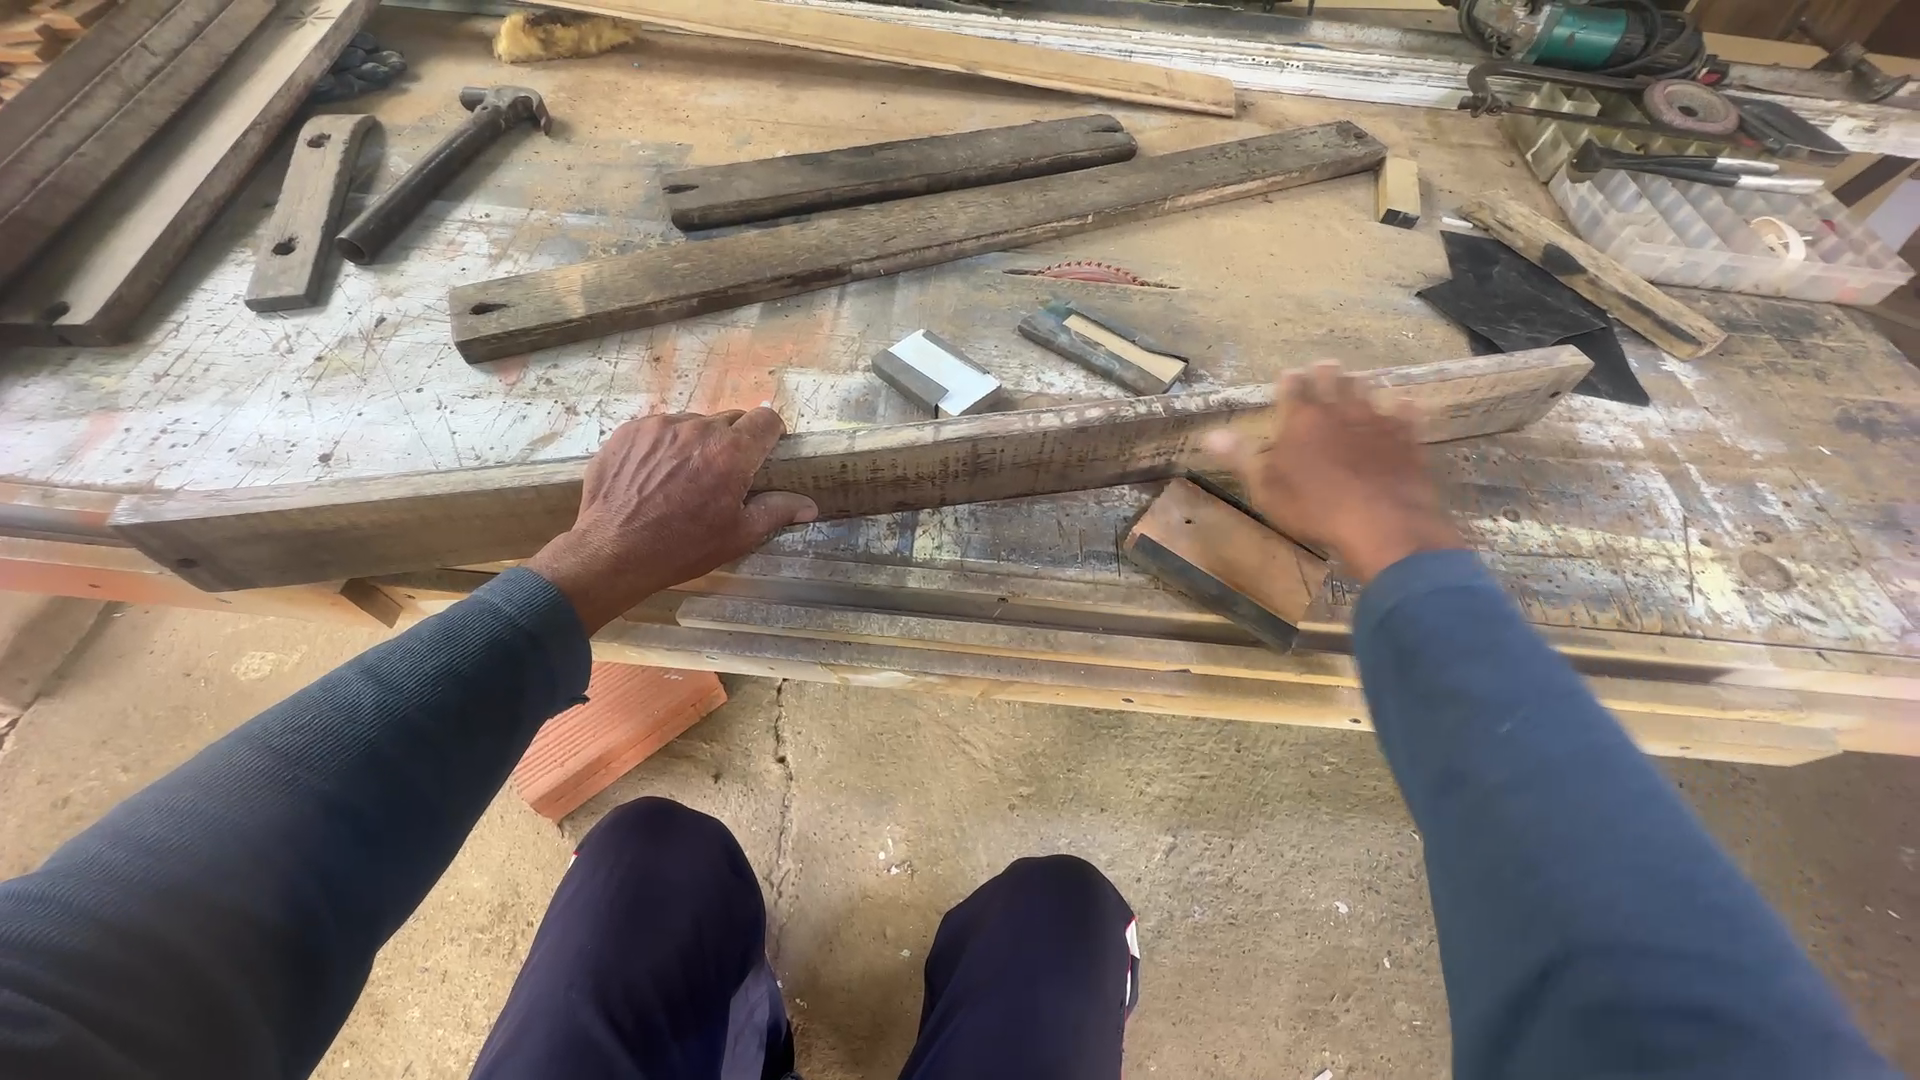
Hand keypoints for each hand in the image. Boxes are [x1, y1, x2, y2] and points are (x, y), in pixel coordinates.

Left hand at [525, 409, 817, 632]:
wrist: (614, 550)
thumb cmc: (684, 546)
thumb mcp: (738, 535)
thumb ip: (777, 511)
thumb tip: (810, 505)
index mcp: (731, 453)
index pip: (766, 419)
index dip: (771, 433)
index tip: (765, 450)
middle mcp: (698, 429)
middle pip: (729, 420)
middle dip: (733, 442)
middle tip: (722, 475)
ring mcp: (660, 426)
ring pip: (693, 424)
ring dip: (697, 443)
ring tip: (682, 477)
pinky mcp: (630, 430)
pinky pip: (659, 429)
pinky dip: (664, 445)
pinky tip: (654, 475)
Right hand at [1204, 362, 1464, 584]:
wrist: (1380, 520)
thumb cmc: (1313, 508)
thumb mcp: (1265, 488)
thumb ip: (1241, 458)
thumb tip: (1210, 435)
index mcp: (1300, 421)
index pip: (1292, 389)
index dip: (1289, 380)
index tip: (1288, 374)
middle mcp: (1338, 411)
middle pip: (1332, 381)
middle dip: (1325, 373)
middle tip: (1325, 365)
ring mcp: (1376, 421)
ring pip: (1367, 391)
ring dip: (1360, 383)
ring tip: (1358, 378)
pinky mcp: (1406, 436)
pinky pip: (1406, 413)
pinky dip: (1403, 407)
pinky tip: (1405, 404)